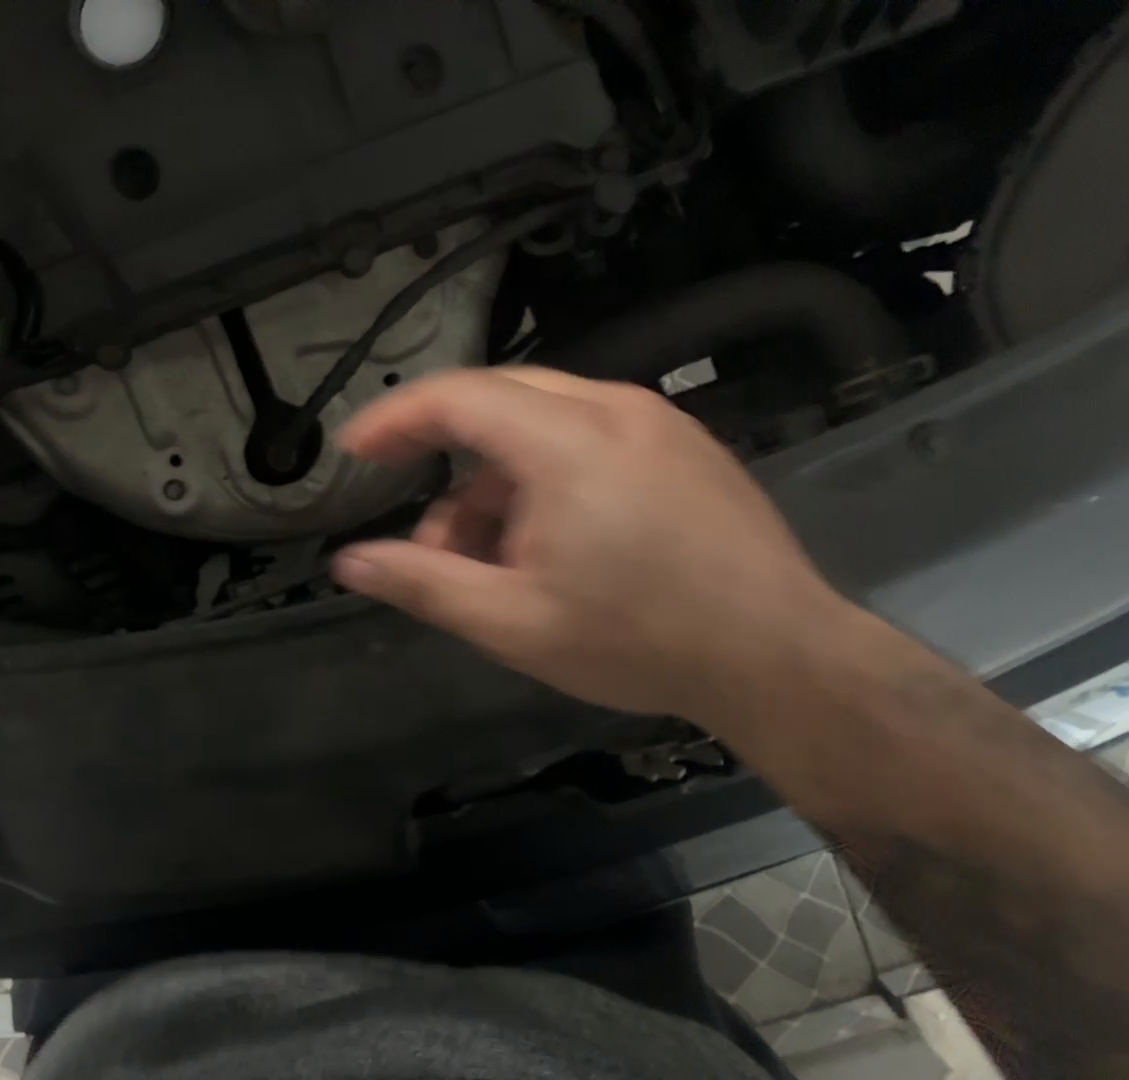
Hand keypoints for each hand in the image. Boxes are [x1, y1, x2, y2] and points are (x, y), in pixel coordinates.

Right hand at [331, 366, 853, 721]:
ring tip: (491, 561)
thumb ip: (421, 582)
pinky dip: (544, 477)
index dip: (393, 418)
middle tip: (426, 532)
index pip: (455, 397)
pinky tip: (549, 543)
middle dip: (445, 459)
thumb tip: (347, 562)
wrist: (781, 657)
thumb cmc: (637, 639)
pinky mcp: (682, 444)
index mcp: (565, 442)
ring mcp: (655, 421)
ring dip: (496, 481)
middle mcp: (611, 409)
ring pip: (542, 423)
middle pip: (496, 402)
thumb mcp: (512, 622)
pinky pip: (587, 436)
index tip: (353, 451)